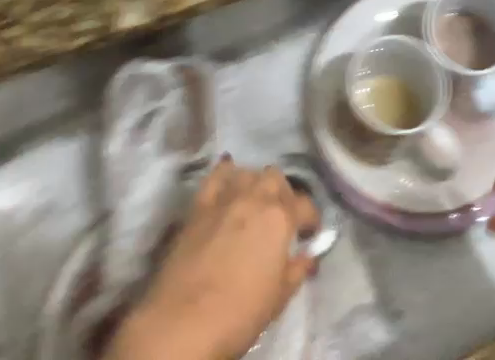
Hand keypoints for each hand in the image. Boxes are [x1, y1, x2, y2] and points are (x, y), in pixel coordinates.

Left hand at [105, 158, 318, 359]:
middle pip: (276, 178)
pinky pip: (215, 177)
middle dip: (283, 194)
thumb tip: (307, 256)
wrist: (183, 321)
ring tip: (255, 203)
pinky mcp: (197, 206)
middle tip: (281, 218)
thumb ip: (297, 270)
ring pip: (247, 172)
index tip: (309, 235)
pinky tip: (228, 185)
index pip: (306, 205)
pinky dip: (226, 175)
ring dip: (256, 183)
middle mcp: (255, 198)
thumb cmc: (239, 314)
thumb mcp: (279, 297)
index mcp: (281, 218)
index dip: (311, 220)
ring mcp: (224, 198)